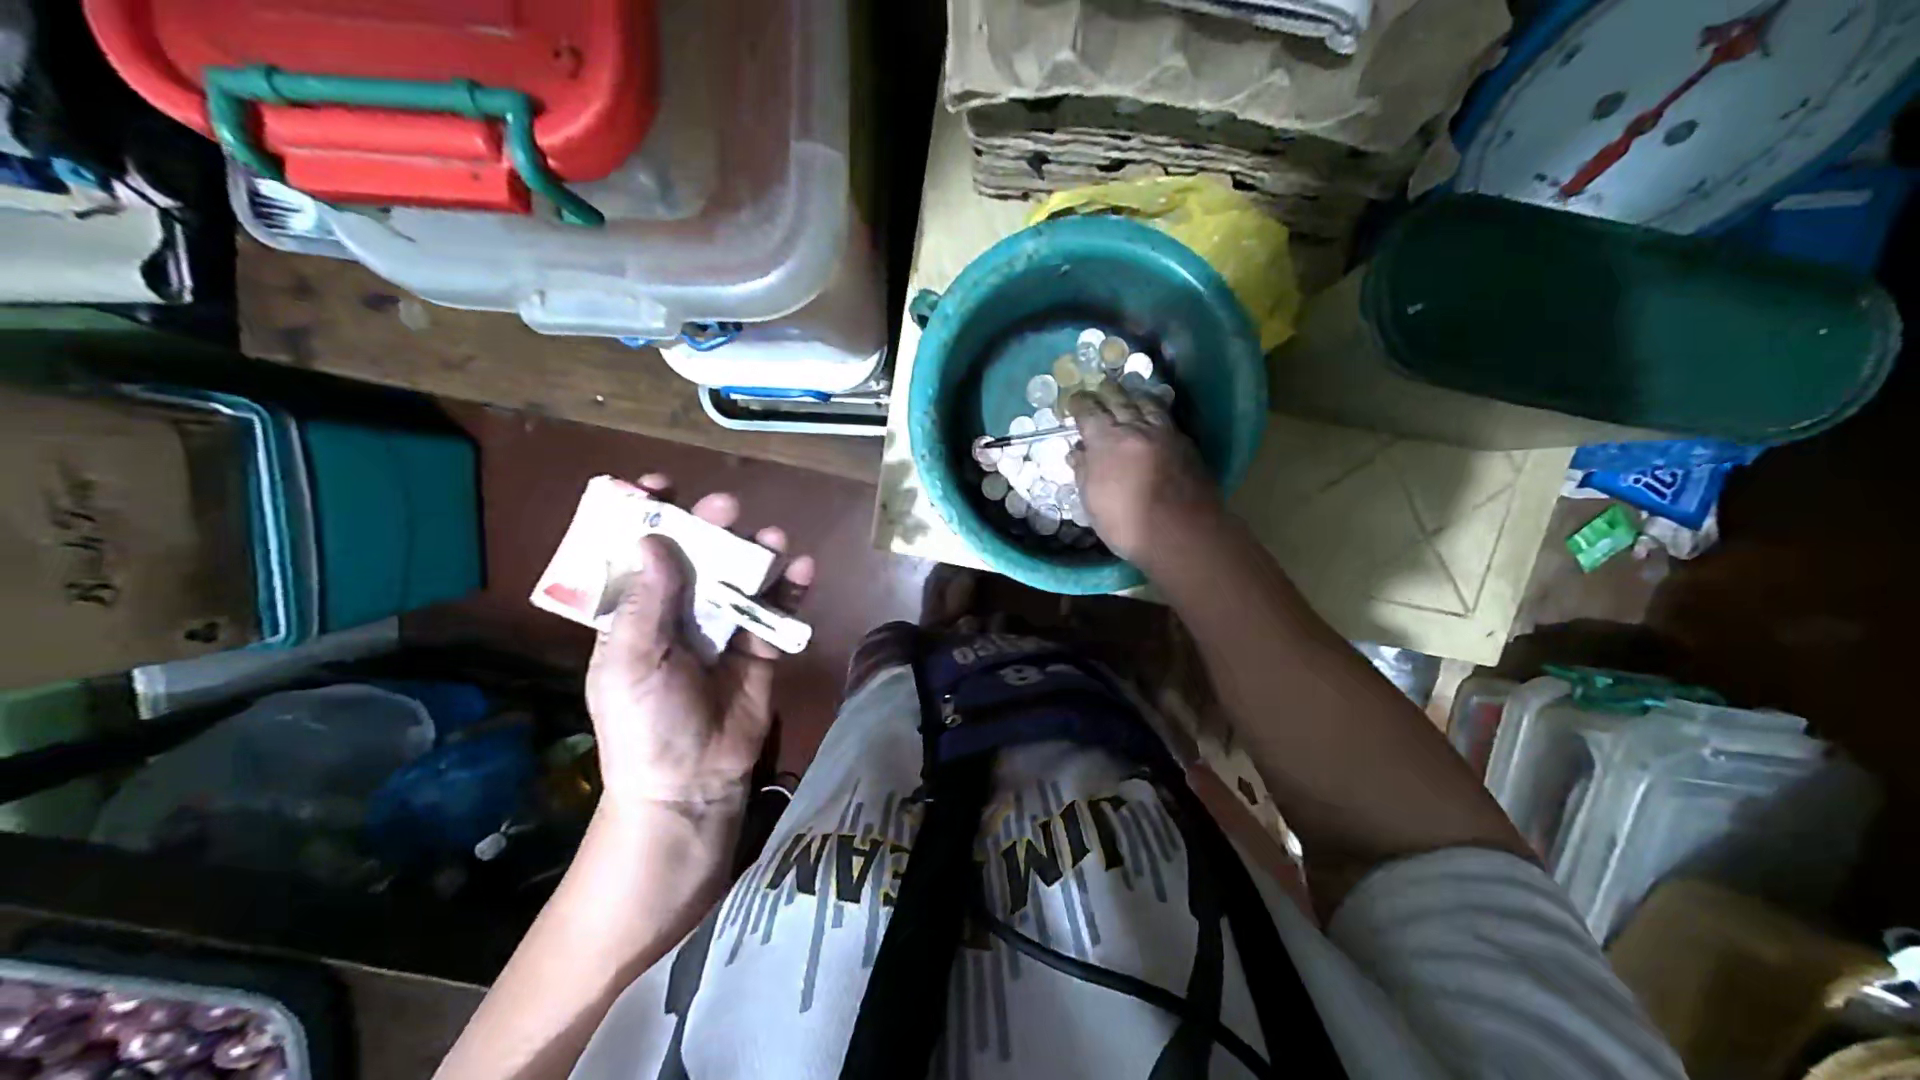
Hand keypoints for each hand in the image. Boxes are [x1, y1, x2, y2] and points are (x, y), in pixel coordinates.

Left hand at [584, 474, 815, 816]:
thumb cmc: (644, 721)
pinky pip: (778, 609)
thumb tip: (655, 540)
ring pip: (742, 575)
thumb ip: (646, 603)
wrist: (689, 781)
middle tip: (725, 509)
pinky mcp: (761, 646)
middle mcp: (681, 610)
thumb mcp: (628, 662)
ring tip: (772, 538)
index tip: (658, 486)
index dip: (646, 517)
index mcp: (637, 612)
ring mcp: (724, 626)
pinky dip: (792, 587)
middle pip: (698, 554)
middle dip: (710, 525)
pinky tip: (804, 569)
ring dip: (757, 551)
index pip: (640, 552)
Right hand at [1066, 383, 1224, 569]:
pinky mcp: (1185, 444)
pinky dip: (1153, 411)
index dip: (1078, 404)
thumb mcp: (1092, 502)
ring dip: (1132, 396)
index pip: (1088, 411)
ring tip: (1126, 395)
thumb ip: (1084, 472)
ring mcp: (1164, 433)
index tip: (1073, 402)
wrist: (1182, 534)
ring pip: (1146, 403)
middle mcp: (1135, 428)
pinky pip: (1165, 417)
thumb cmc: (1127, 523)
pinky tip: (1151, 416)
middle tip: (1097, 389)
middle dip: (1104, 392)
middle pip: (1118, 399)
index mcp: (1106, 441)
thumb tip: (1077, 452)